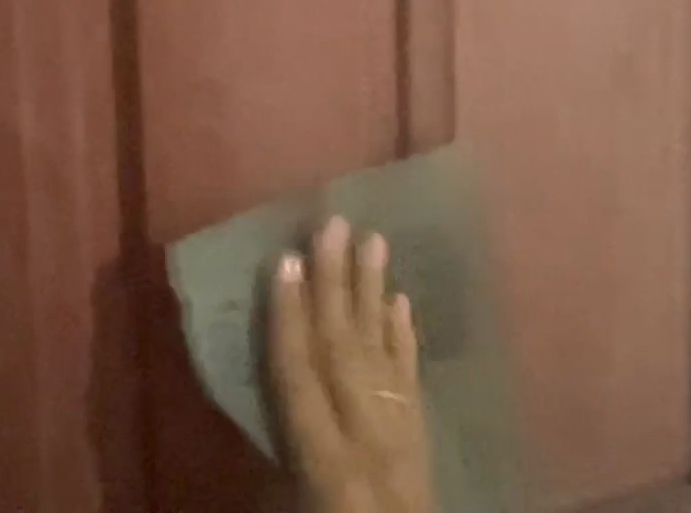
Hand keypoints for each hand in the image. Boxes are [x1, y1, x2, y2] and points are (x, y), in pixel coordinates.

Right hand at [270, 217, 433, 512]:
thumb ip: (278, 467)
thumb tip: (266, 391)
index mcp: (330, 467)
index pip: (301, 379)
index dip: (288, 318)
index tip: (284, 260)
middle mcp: (372, 441)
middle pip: (346, 352)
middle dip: (336, 284)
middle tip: (333, 223)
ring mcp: (405, 439)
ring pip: (385, 354)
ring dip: (375, 293)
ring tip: (375, 240)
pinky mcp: (424, 443)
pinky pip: (414, 379)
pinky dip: (407, 337)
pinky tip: (402, 300)